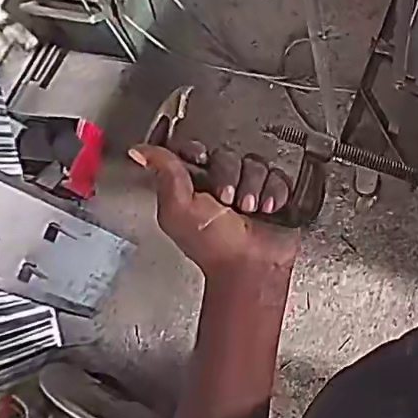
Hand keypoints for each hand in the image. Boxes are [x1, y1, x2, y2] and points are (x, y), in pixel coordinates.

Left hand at [128, 140, 301, 279]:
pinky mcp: (274, 195)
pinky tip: (269, 208)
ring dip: (254, 187)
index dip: (199, 153)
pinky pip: (278, 176)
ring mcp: (249, 189)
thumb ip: (164, 175)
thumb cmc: (215, 247)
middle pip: (228, 155)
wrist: (252, 267)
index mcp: (192, 186)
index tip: (202, 162)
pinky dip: (275, 192)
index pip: (193, 150)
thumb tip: (139, 151)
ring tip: (251, 209)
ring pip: (256, 164)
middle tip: (229, 200)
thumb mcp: (179, 209)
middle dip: (230, 177)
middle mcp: (220, 185)